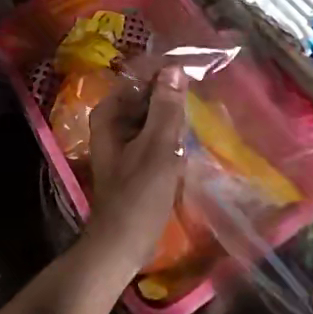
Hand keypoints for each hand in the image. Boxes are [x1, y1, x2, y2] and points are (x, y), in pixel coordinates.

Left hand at [86, 67, 187, 271]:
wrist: (122, 245)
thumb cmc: (139, 195)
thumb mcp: (157, 147)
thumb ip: (166, 106)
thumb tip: (174, 68)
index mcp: (110, 112)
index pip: (140, 76)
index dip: (166, 70)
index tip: (195, 68)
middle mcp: (112, 120)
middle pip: (146, 94)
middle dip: (172, 94)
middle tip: (202, 93)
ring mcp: (122, 140)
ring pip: (152, 114)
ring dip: (173, 115)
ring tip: (198, 115)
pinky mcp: (133, 157)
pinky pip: (154, 134)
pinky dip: (170, 134)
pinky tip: (187, 141)